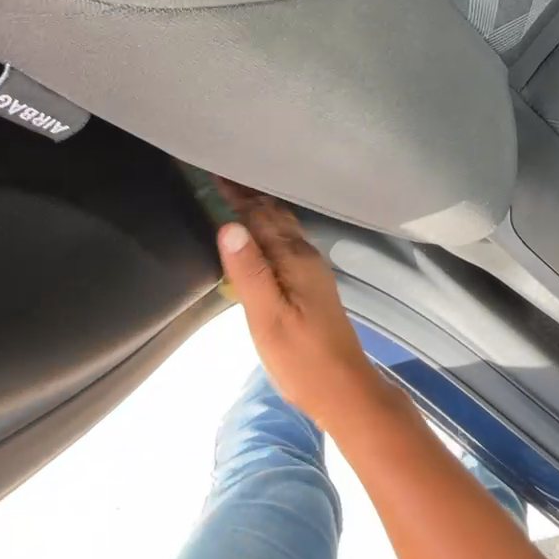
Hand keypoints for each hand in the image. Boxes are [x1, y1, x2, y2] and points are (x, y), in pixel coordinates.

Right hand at [213, 178, 390, 427]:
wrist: (344, 391)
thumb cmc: (302, 359)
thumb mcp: (268, 318)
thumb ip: (249, 271)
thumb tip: (228, 225)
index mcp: (294, 258)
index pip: (260, 214)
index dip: (236, 192)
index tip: (214, 168)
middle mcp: (305, 256)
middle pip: (273, 214)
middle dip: (247, 193)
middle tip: (220, 172)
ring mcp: (311, 270)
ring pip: (281, 226)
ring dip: (258, 208)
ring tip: (234, 193)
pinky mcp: (310, 284)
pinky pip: (284, 241)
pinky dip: (267, 227)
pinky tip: (257, 234)